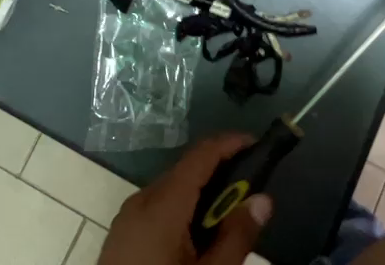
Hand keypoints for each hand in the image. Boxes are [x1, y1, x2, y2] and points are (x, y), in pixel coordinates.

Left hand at [99, 133, 270, 264]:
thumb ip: (237, 237)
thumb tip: (263, 200)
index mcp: (163, 203)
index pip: (202, 153)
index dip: (232, 143)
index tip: (259, 145)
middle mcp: (142, 200)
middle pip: (188, 171)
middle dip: (221, 175)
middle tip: (250, 196)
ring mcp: (127, 218)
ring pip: (172, 191)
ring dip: (201, 196)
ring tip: (227, 224)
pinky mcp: (121, 236)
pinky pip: (157, 208)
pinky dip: (181, 211)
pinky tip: (195, 240)